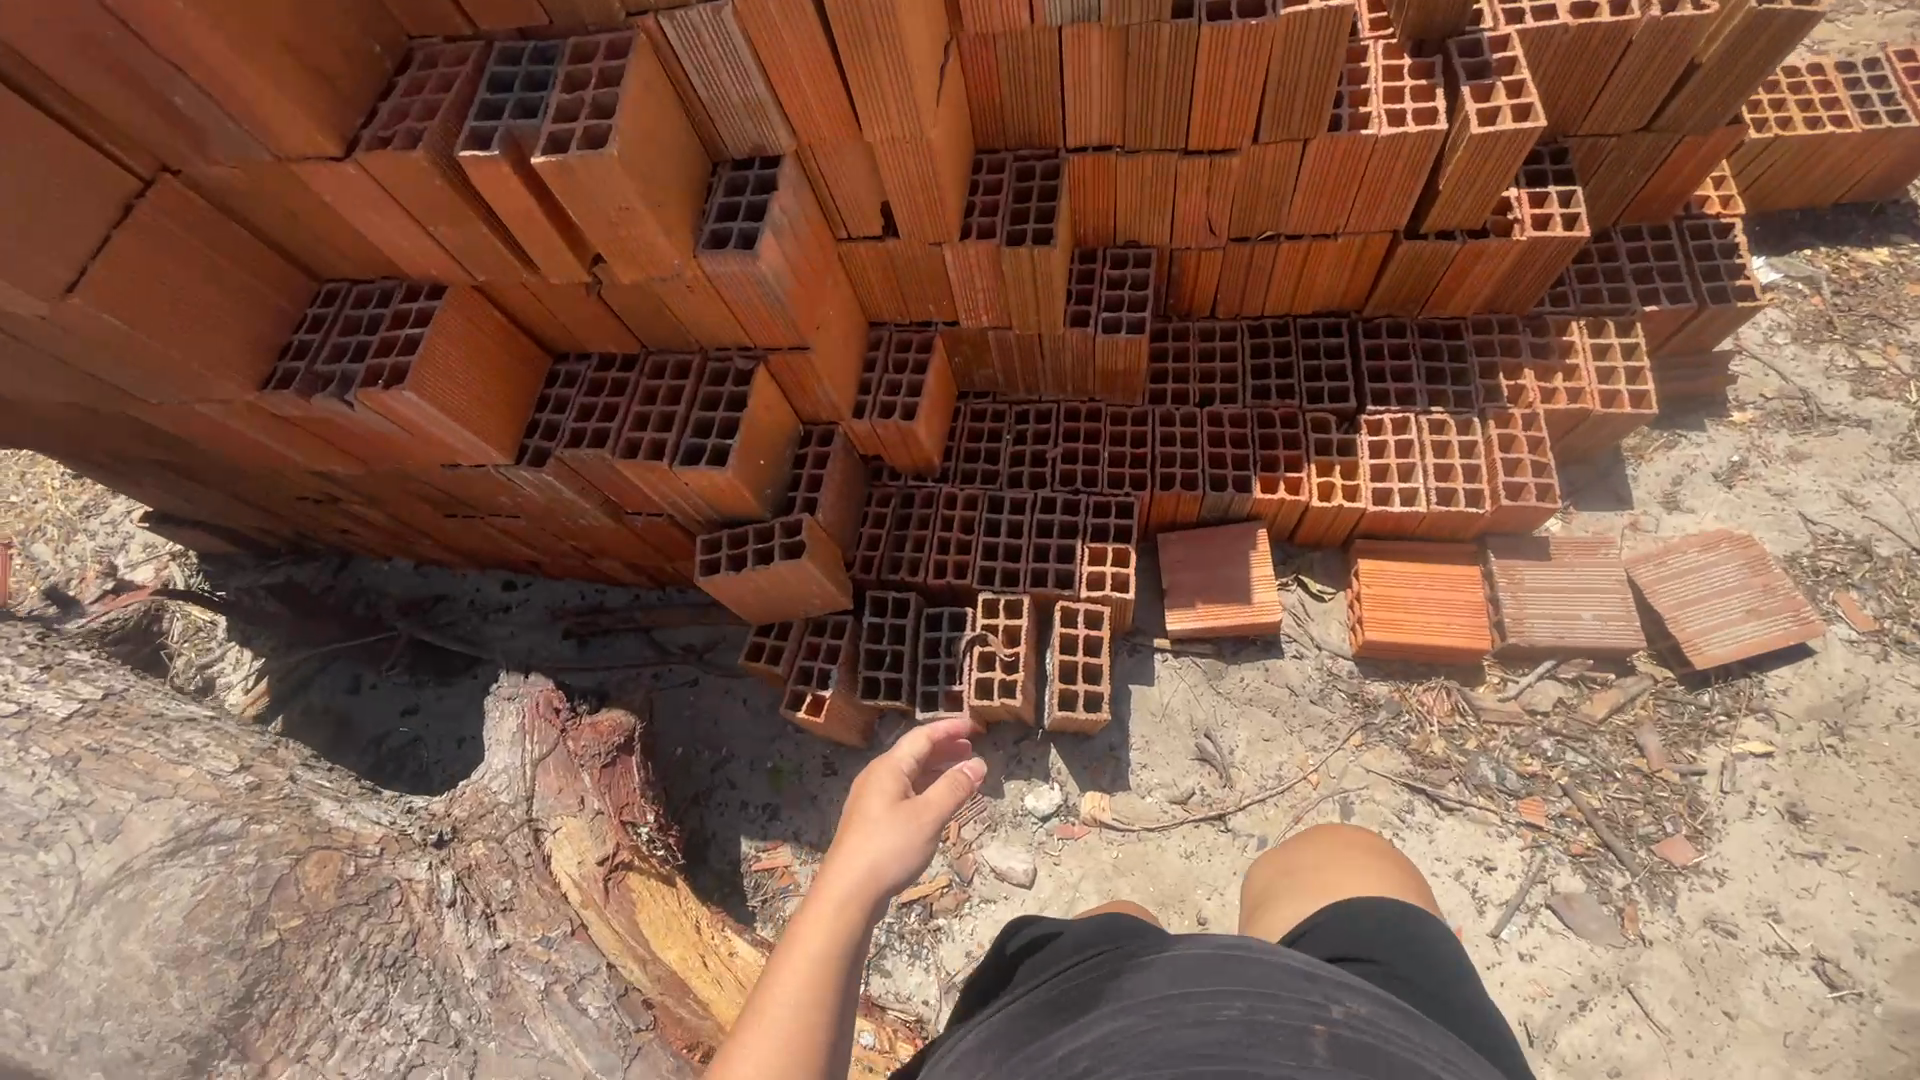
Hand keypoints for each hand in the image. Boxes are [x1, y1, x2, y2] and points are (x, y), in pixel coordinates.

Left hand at [815, 717, 987, 914]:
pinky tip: (939, 803)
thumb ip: (954, 787)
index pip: (922, 736)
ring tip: (962, 774)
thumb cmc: (889, 848)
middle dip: (944, 749)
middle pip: (914, 753)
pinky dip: (926, 790)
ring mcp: (872, 800)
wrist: (848, 892)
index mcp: (888, 767)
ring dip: (936, 770)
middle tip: (971, 749)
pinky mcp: (872, 821)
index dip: (949, 729)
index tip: (974, 727)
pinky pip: (905, 793)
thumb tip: (978, 763)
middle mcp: (877, 776)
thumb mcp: (928, 816)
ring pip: (910, 775)